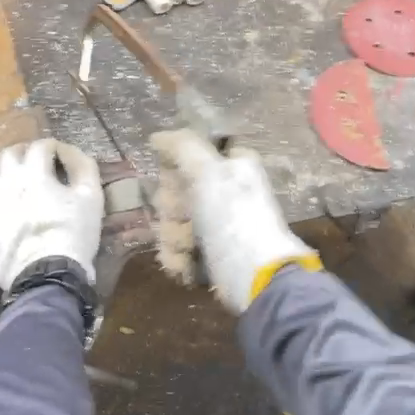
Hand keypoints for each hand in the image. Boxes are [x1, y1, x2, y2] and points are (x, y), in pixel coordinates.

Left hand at [0, 139, 103, 292]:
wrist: (47, 274)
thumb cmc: (73, 237)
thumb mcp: (91, 198)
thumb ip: (83, 167)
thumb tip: (68, 151)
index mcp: (36, 170)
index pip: (41, 146)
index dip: (51, 149)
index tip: (57, 158)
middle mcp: (7, 175)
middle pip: (12, 153)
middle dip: (24, 155)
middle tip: (32, 168)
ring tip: (3, 174)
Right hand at [150, 129, 315, 312]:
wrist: (254, 277)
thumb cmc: (233, 218)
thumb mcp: (208, 171)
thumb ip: (182, 146)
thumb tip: (159, 137)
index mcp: (232, 166)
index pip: (189, 156)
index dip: (175, 168)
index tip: (173, 179)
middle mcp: (224, 192)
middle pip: (176, 190)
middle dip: (172, 208)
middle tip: (182, 217)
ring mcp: (217, 224)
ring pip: (173, 221)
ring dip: (172, 235)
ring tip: (186, 248)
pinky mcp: (210, 253)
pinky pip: (178, 248)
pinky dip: (177, 257)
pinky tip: (185, 265)